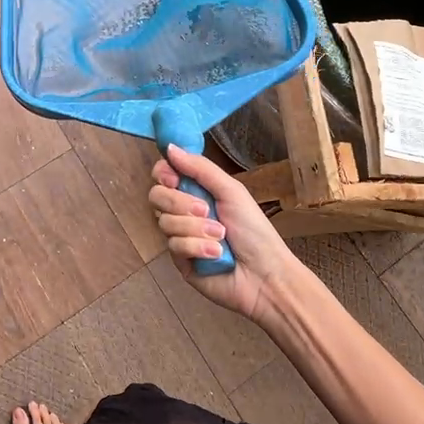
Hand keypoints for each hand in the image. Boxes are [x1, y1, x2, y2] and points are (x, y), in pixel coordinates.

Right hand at [149, 144, 301, 320]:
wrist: (266, 276)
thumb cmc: (254, 231)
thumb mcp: (231, 191)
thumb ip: (200, 168)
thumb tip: (170, 147)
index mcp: (195, 191)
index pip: (162, 175)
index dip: (163, 174)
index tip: (174, 179)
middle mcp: (183, 212)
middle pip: (156, 196)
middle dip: (180, 202)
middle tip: (206, 210)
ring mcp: (180, 236)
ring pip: (165, 222)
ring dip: (195, 228)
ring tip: (220, 236)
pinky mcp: (180, 261)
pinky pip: (174, 246)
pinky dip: (197, 247)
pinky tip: (216, 254)